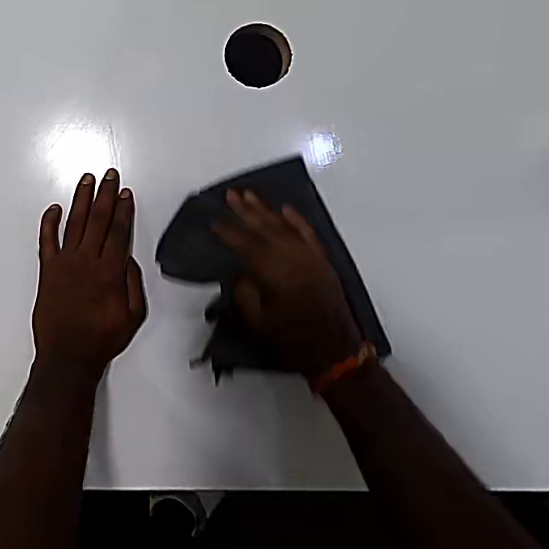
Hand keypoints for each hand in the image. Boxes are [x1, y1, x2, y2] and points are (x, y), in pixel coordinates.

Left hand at [32, 169, 148, 381]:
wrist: (68, 355)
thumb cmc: (100, 338)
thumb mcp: (133, 315)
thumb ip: (132, 283)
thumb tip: (127, 259)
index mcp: (109, 272)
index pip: (118, 231)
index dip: (123, 210)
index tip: (125, 194)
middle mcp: (86, 262)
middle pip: (98, 219)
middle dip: (106, 194)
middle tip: (110, 176)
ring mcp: (64, 264)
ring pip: (74, 223)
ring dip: (81, 199)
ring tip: (87, 181)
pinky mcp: (47, 271)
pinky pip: (47, 240)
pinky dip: (49, 222)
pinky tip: (54, 209)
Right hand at [213, 189, 362, 378]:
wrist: (334, 352)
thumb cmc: (293, 340)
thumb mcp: (257, 321)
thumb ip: (244, 292)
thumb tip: (238, 272)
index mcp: (274, 274)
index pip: (245, 245)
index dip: (228, 233)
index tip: (214, 222)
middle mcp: (293, 260)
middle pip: (264, 229)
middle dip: (244, 211)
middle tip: (230, 196)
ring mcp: (310, 258)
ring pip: (284, 227)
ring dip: (265, 210)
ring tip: (249, 196)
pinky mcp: (322, 261)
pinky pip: (308, 234)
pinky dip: (296, 220)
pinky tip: (285, 209)